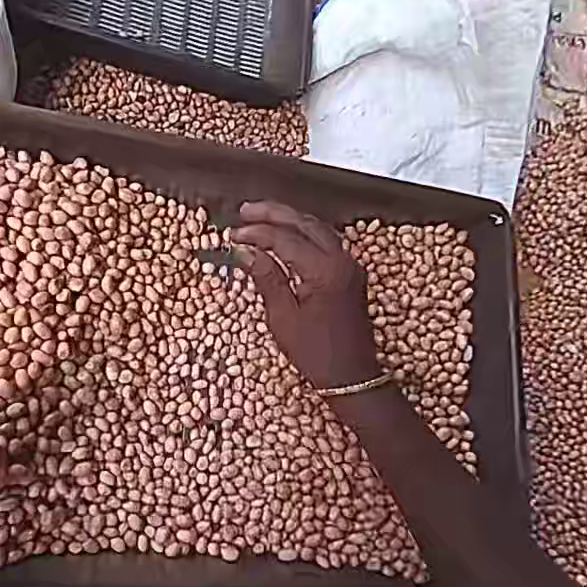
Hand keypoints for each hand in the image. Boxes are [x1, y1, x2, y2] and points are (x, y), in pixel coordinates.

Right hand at [234, 200, 382, 389]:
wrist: (352, 376)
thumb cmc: (316, 354)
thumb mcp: (283, 317)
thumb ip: (266, 278)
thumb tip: (245, 251)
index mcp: (324, 272)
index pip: (285, 240)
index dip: (257, 234)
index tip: (234, 235)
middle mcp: (342, 261)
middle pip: (304, 224)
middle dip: (273, 214)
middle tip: (245, 211)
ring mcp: (350, 265)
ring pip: (317, 228)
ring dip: (289, 220)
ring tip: (261, 217)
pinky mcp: (351, 273)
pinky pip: (327, 241)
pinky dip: (304, 233)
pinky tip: (287, 235)